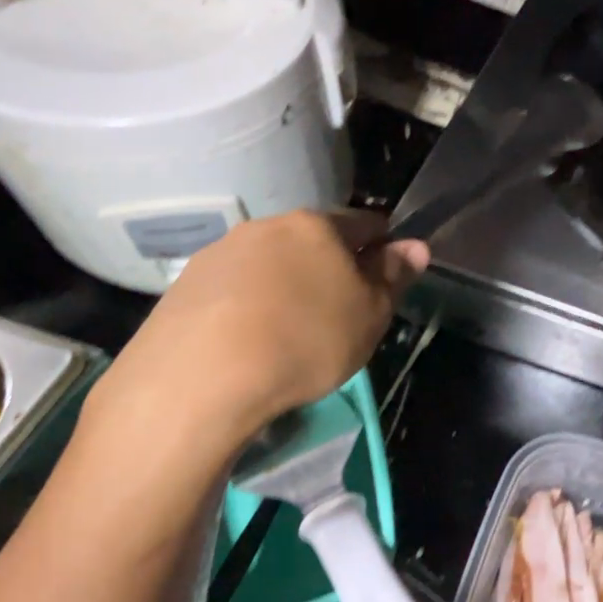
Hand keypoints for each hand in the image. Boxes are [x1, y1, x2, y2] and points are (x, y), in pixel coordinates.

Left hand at [87, 210, 428, 448]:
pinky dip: (251, 306)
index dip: (384, 247)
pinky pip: (236, 288)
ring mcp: (220, 253)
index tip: (387, 279)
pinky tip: (253, 341)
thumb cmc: (306, 340)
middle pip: (313, 240)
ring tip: (292, 331)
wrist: (200, 379)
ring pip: (271, 263)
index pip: (366, 222)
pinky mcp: (185, 286)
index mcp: (318, 226)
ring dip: (288, 285)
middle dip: (331, 266)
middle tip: (343, 310)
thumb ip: (394, 276)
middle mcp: (267, 227)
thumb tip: (416, 246)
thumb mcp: (370, 314)